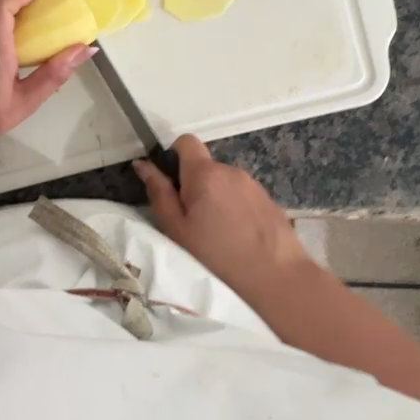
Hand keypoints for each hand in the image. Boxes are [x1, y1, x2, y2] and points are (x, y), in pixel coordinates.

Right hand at [135, 135, 315, 294]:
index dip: (172, 155)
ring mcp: (253, 184)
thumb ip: (158, 192)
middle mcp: (230, 170)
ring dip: (214, 197)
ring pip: (223, 182)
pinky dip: (233, 208)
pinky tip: (236, 235)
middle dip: (193, 185)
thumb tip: (142, 164)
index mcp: (204, 174)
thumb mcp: (175, 228)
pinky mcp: (268, 200)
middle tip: (190, 220)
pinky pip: (241, 195)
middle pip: (204, 166)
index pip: (186, 141)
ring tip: (215, 231)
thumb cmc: (215, 254)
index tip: (169, 182)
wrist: (276, 277)